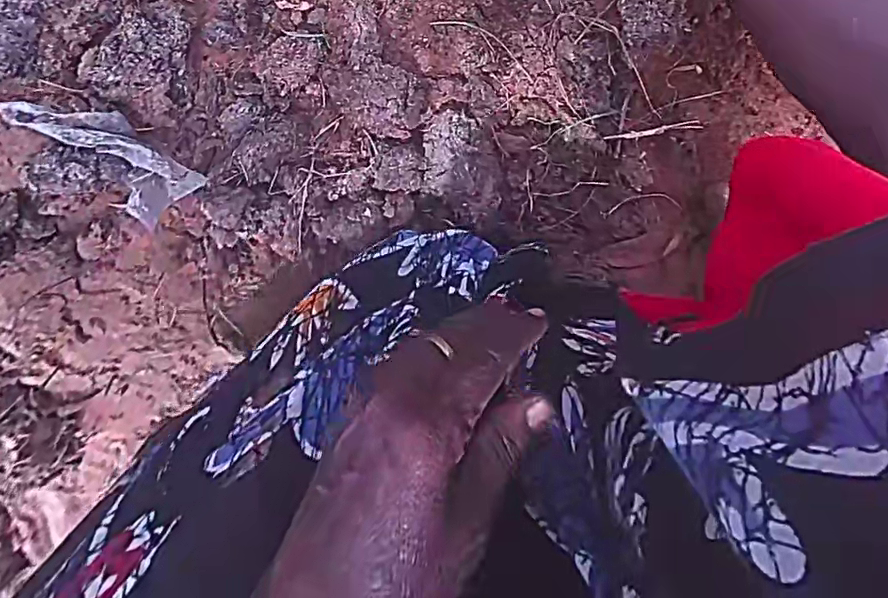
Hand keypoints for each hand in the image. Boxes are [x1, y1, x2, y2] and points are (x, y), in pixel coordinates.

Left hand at [254, 302, 552, 597]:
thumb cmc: (395, 578)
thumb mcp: (464, 526)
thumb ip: (499, 452)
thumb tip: (537, 403)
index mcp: (425, 421)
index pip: (481, 357)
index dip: (513, 335)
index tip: (536, 321)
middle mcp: (390, 397)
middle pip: (448, 337)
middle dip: (486, 322)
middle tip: (518, 316)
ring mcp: (365, 401)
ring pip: (421, 342)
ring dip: (458, 331)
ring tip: (489, 330)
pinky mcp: (350, 413)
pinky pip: (399, 358)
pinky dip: (430, 347)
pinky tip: (443, 359)